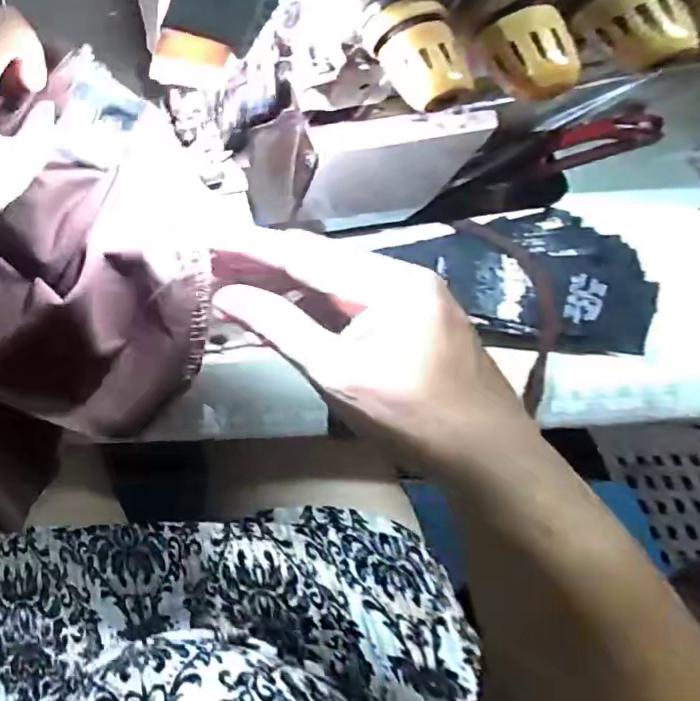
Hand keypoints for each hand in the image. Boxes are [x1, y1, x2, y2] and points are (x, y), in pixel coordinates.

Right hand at [210, 227, 542, 482]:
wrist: (492, 461)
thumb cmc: (414, 419)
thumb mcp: (336, 373)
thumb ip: (278, 326)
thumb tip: (224, 295)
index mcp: (387, 282)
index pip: (302, 253)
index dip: (248, 246)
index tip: (206, 239)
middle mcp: (397, 274)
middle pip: (314, 256)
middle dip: (258, 259)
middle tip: (208, 262)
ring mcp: (405, 292)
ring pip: (326, 275)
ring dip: (278, 279)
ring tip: (230, 283)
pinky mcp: (404, 313)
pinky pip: (342, 294)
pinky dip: (304, 299)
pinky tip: (274, 307)